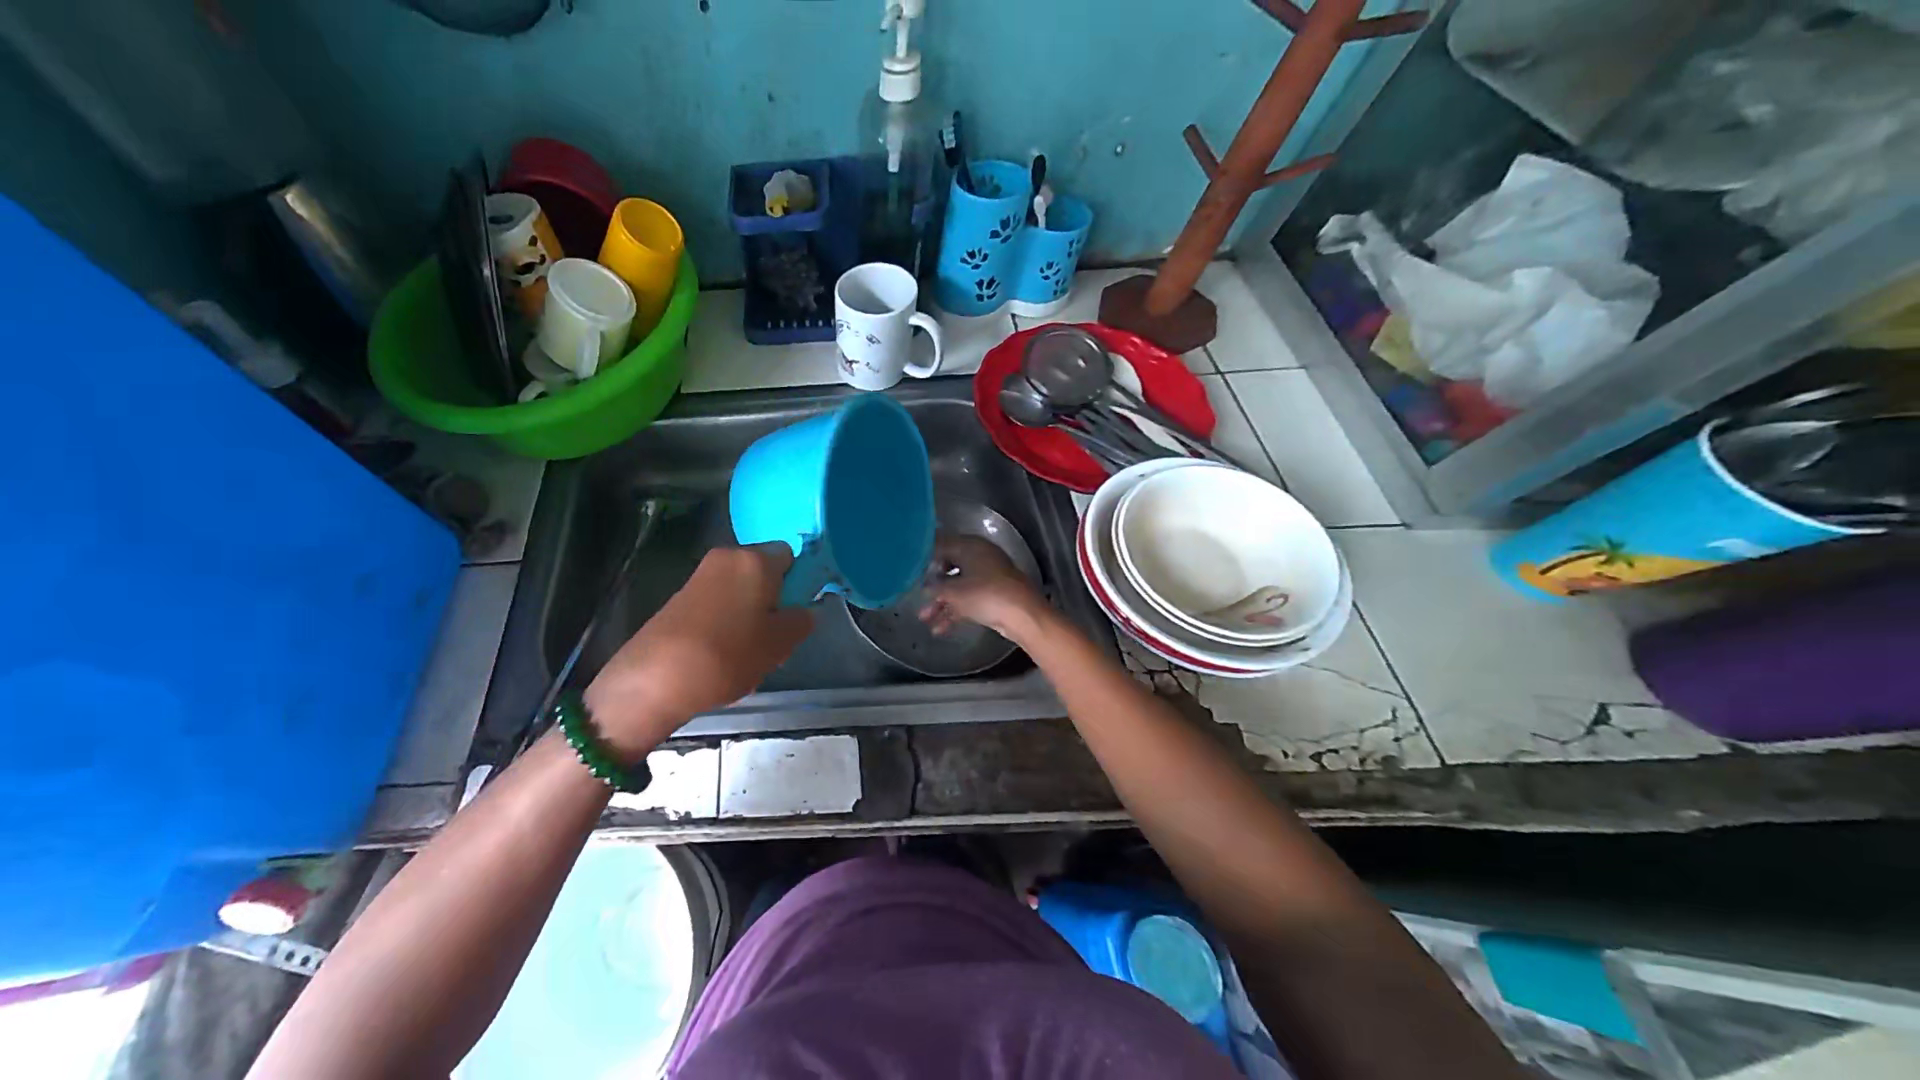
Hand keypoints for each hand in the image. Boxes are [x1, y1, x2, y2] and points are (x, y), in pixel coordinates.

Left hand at [585, 543, 811, 756]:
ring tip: (746, 652)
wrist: (655, 679)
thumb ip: (801, 621)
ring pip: (739, 591)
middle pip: (762, 572)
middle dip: (772, 600)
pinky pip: (716, 605)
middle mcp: (726, 557)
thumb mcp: (780, 644)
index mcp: (755, 559)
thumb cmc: (729, 654)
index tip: (796, 613)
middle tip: (774, 637)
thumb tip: (803, 611)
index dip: (798, 582)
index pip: (790, 555)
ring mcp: (699, 577)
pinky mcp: (678, 599)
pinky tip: (720, 656)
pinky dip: (724, 624)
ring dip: (748, 614)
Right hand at [919, 534, 1045, 640]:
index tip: (910, 570)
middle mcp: (979, 557)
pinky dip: (955, 611)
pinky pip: (968, 599)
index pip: (941, 545)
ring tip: (924, 619)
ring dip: (941, 603)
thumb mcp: (953, 591)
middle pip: (949, 567)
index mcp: (970, 546)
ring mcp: (987, 576)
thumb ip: (935, 587)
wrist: (1022, 614)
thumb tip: (925, 586)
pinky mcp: (993, 595)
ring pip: (958, 587)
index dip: (924, 558)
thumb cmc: (985, 594)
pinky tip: (939, 629)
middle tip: (917, 596)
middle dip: (932, 585)